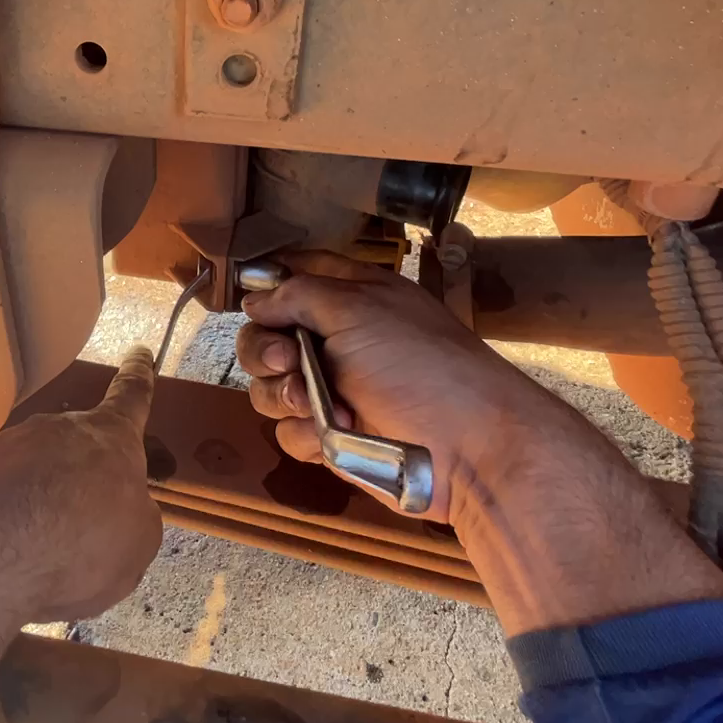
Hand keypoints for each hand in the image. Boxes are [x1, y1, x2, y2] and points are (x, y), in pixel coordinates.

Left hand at [0, 348, 162, 685]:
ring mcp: (12, 442)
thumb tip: (120, 503)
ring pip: (39, 468)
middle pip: (80, 444)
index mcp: (109, 436)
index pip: (131, 396)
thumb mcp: (139, 539)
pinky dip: (11, 514)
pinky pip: (4, 489)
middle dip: (84, 476)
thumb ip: (135, 511)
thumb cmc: (80, 545)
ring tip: (43, 548)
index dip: (138, 375)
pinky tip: (10, 547)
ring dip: (44, 498)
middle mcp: (60, 426)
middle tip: (85, 523)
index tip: (138, 352)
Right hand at [236, 251, 580, 525]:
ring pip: (270, 387)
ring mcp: (332, 390)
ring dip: (283, 394)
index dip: (267, 284)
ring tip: (312, 403)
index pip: (294, 274)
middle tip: (286, 361)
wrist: (470, 448)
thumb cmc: (416, 363)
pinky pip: (290, 430)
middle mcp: (336, 340)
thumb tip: (253, 300)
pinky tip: (334, 432)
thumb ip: (296, 295)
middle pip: (266, 335)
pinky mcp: (332, 435)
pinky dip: (306, 433)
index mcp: (348, 297)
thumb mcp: (358, 309)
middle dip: (265, 350)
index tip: (252, 300)